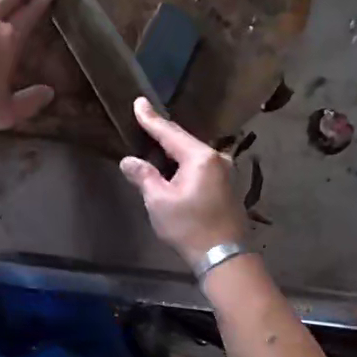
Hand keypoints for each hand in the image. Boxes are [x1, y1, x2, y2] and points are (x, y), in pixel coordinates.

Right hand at [118, 97, 246, 262]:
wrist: (224, 255)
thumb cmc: (188, 226)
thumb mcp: (158, 201)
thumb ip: (144, 176)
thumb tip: (129, 160)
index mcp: (200, 157)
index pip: (169, 133)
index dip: (151, 119)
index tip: (139, 101)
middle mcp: (217, 158)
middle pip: (183, 141)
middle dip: (161, 135)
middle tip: (142, 124)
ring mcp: (225, 171)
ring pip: (192, 154)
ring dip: (172, 152)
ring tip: (153, 149)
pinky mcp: (227, 185)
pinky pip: (200, 165)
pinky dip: (183, 164)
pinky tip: (172, 169)